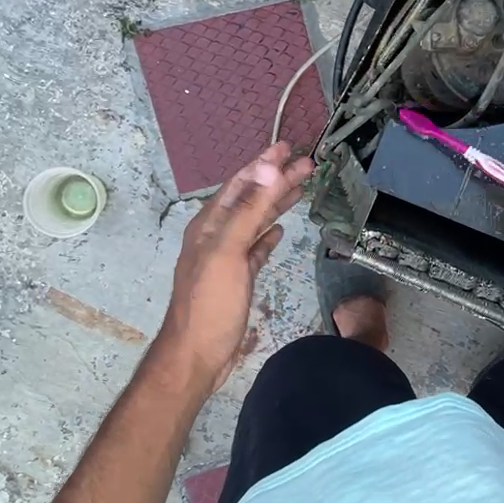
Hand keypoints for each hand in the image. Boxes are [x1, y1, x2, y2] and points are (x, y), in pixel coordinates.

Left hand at [158, 143, 314, 393]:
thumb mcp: (228, 251)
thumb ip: (250, 210)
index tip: (288, 148)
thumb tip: (269, 169)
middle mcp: (217, 236)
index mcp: (210, 225)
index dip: (264, 164)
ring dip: (277, 204)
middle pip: (252, 199)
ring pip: (256, 221)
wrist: (197, 354)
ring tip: (301, 188)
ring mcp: (227, 257)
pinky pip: (256, 248)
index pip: (241, 185)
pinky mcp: (238, 278)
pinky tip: (280, 230)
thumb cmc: (210, 302)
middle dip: (277, 180)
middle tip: (306, 164)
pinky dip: (269, 235)